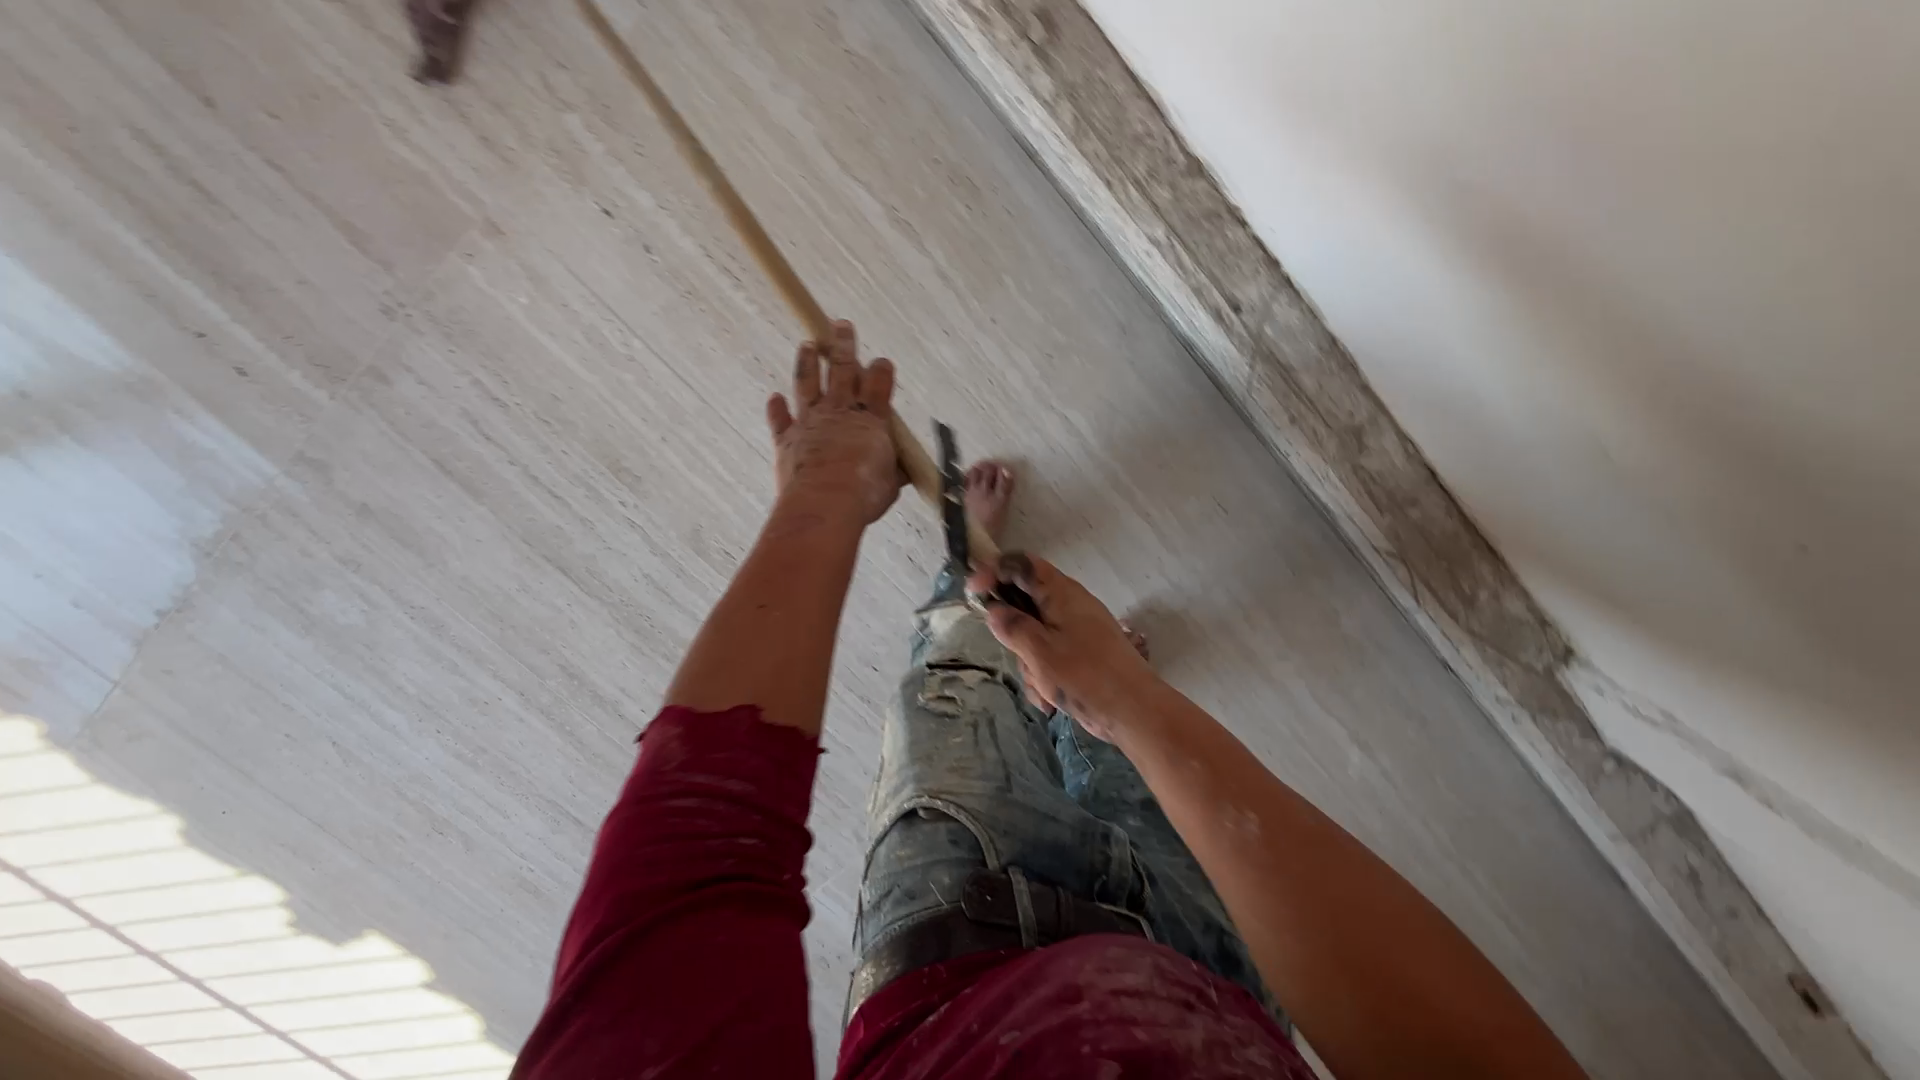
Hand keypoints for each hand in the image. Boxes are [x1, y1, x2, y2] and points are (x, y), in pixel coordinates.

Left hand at [766, 320, 903, 525]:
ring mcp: (812, 422)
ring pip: (809, 383)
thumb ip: (894, 470)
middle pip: (843, 369)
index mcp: (871, 420)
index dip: (881, 369)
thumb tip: (904, 472)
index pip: (879, 383)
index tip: (881, 360)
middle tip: (839, 324)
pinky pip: (780, 419)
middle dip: (842, 345)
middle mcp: (841, 412)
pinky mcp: (788, 439)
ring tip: (807, 344)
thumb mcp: (891, 483)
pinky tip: (773, 397)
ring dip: (808, 362)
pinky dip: (776, 408)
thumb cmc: (864, 493)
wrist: (827, 501)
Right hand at [968, 553, 1156, 738]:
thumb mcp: (1038, 650)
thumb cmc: (1085, 675)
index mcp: (1061, 593)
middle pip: (1024, 603)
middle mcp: (1069, 605)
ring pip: (1033, 636)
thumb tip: (994, 610)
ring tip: (1041, 687)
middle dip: (1013, 633)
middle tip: (1013, 651)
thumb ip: (1012, 626)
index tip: (973, 593)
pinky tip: (1049, 701)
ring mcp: (1076, 631)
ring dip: (1029, 664)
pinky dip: (1044, 677)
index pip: (1022, 564)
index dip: (994, 571)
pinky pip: (1049, 658)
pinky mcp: (1081, 656)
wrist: (1133, 711)